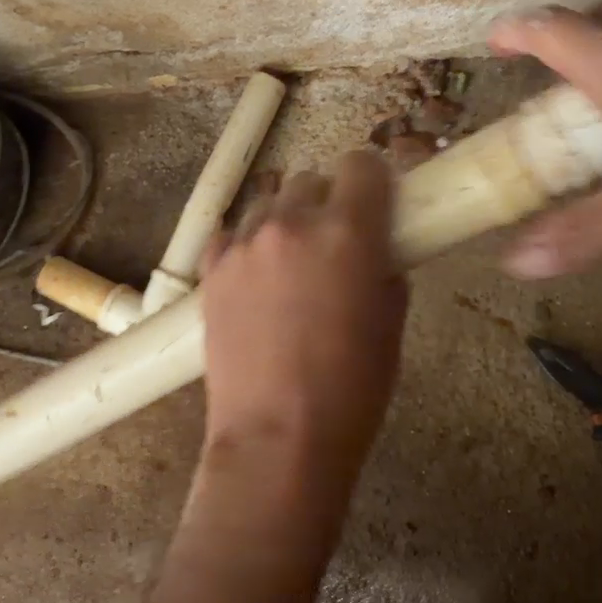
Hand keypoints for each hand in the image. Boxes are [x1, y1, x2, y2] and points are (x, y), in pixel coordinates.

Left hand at [198, 151, 408, 481]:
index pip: (361, 164)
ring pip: (269, 202)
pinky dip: (248, 243)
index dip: (372, 181)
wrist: (277, 438)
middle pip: (312, 180)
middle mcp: (291, 223)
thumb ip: (384, 267)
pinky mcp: (211, 268)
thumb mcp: (391, 324)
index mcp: (347, 231)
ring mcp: (243, 243)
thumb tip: (376, 248)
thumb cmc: (351, 390)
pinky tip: (257, 278)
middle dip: (329, 202)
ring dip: (287, 220)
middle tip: (336, 243)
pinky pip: (232, 233)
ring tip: (293, 263)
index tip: (376, 202)